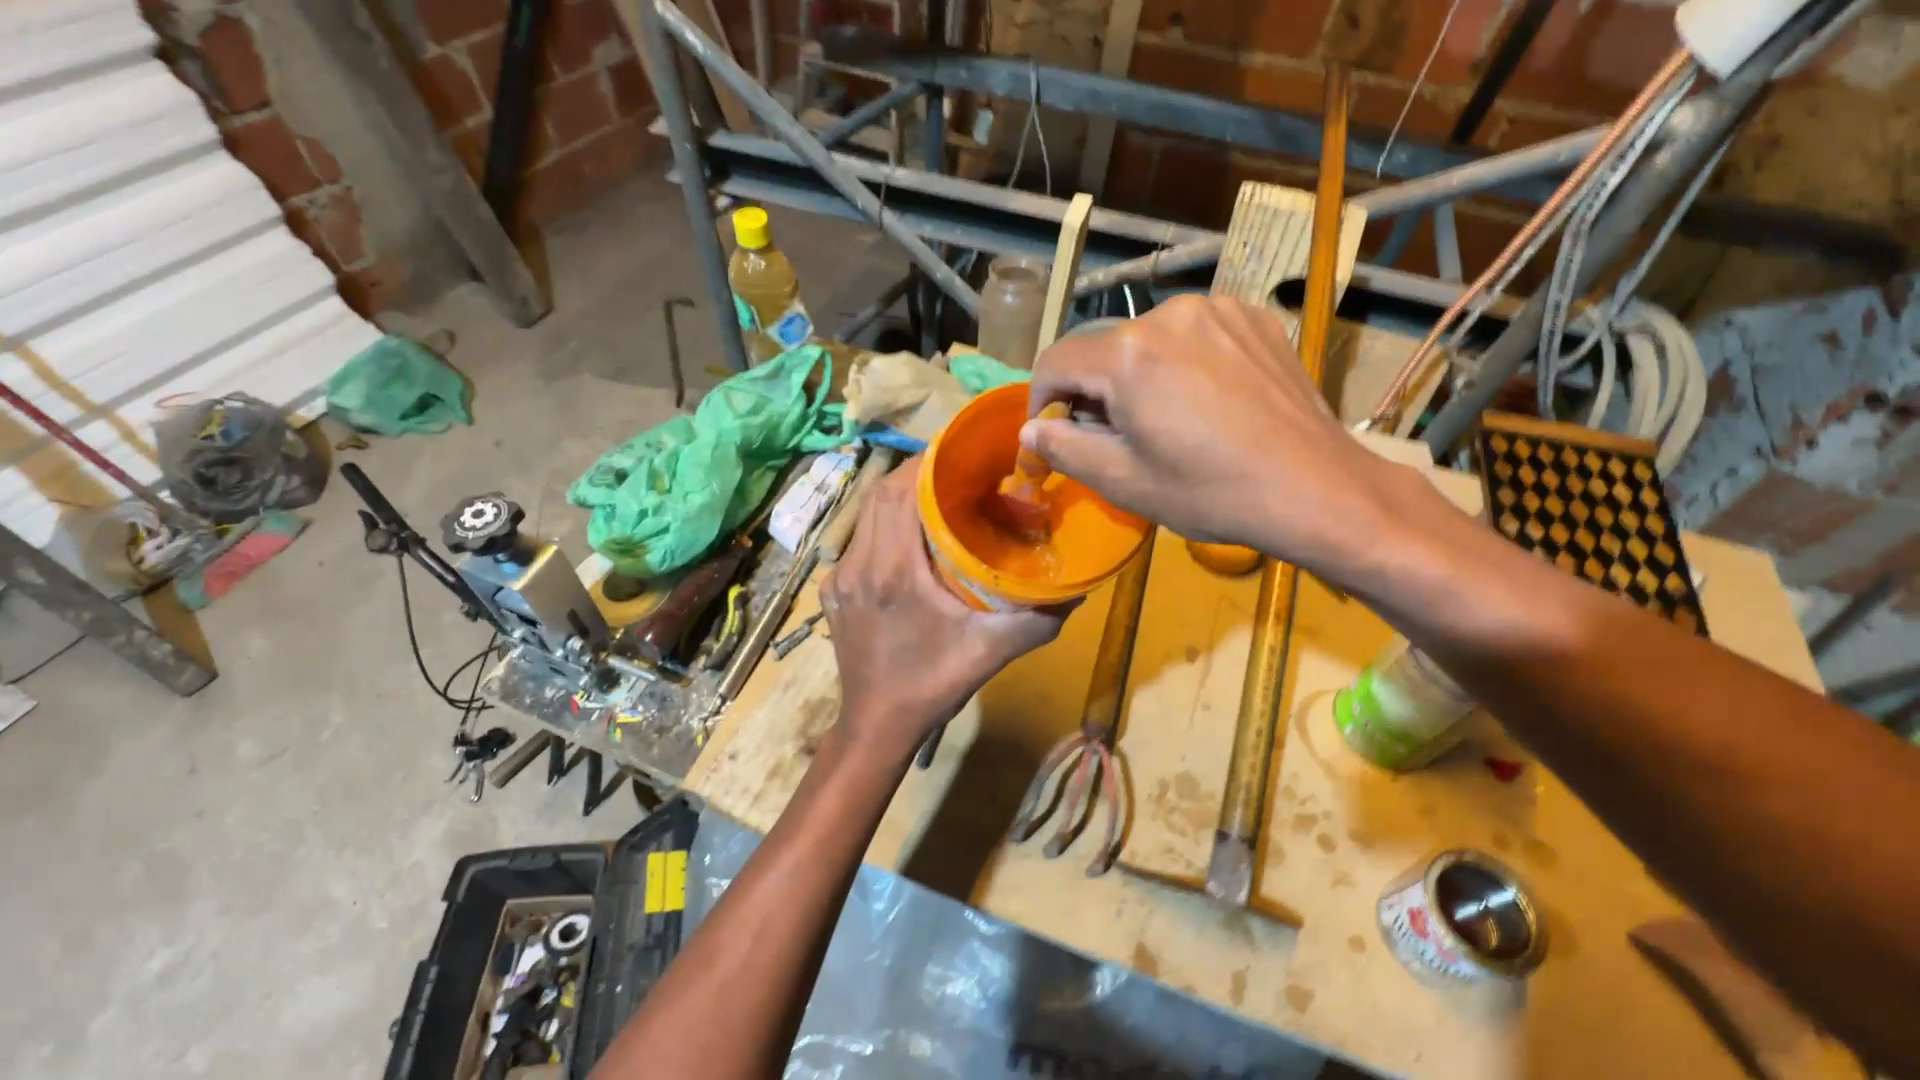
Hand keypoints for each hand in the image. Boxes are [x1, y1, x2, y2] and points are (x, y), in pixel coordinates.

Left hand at [822, 459, 1067, 758]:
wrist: (876, 725)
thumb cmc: (932, 685)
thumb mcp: (991, 652)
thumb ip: (1037, 619)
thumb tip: (1079, 588)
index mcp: (893, 571)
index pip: (899, 492)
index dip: (926, 463)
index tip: (961, 451)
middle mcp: (858, 565)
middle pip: (880, 495)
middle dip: (915, 474)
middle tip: (956, 470)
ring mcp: (839, 577)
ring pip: (866, 516)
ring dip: (898, 499)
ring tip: (937, 496)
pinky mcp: (832, 591)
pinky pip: (858, 542)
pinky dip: (884, 527)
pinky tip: (911, 538)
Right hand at [1022, 295, 1414, 576]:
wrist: (1315, 488)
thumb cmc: (1212, 493)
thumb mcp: (1125, 482)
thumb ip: (1065, 449)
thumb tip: (1031, 429)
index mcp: (1129, 354)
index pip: (1056, 362)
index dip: (1043, 400)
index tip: (1055, 435)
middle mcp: (1169, 314)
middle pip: (1105, 350)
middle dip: (1098, 391)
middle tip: (1118, 438)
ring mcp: (1219, 309)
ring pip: (1152, 339)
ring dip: (1143, 374)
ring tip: (1171, 419)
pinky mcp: (1256, 318)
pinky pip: (1198, 333)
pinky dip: (1187, 361)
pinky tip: (1211, 399)